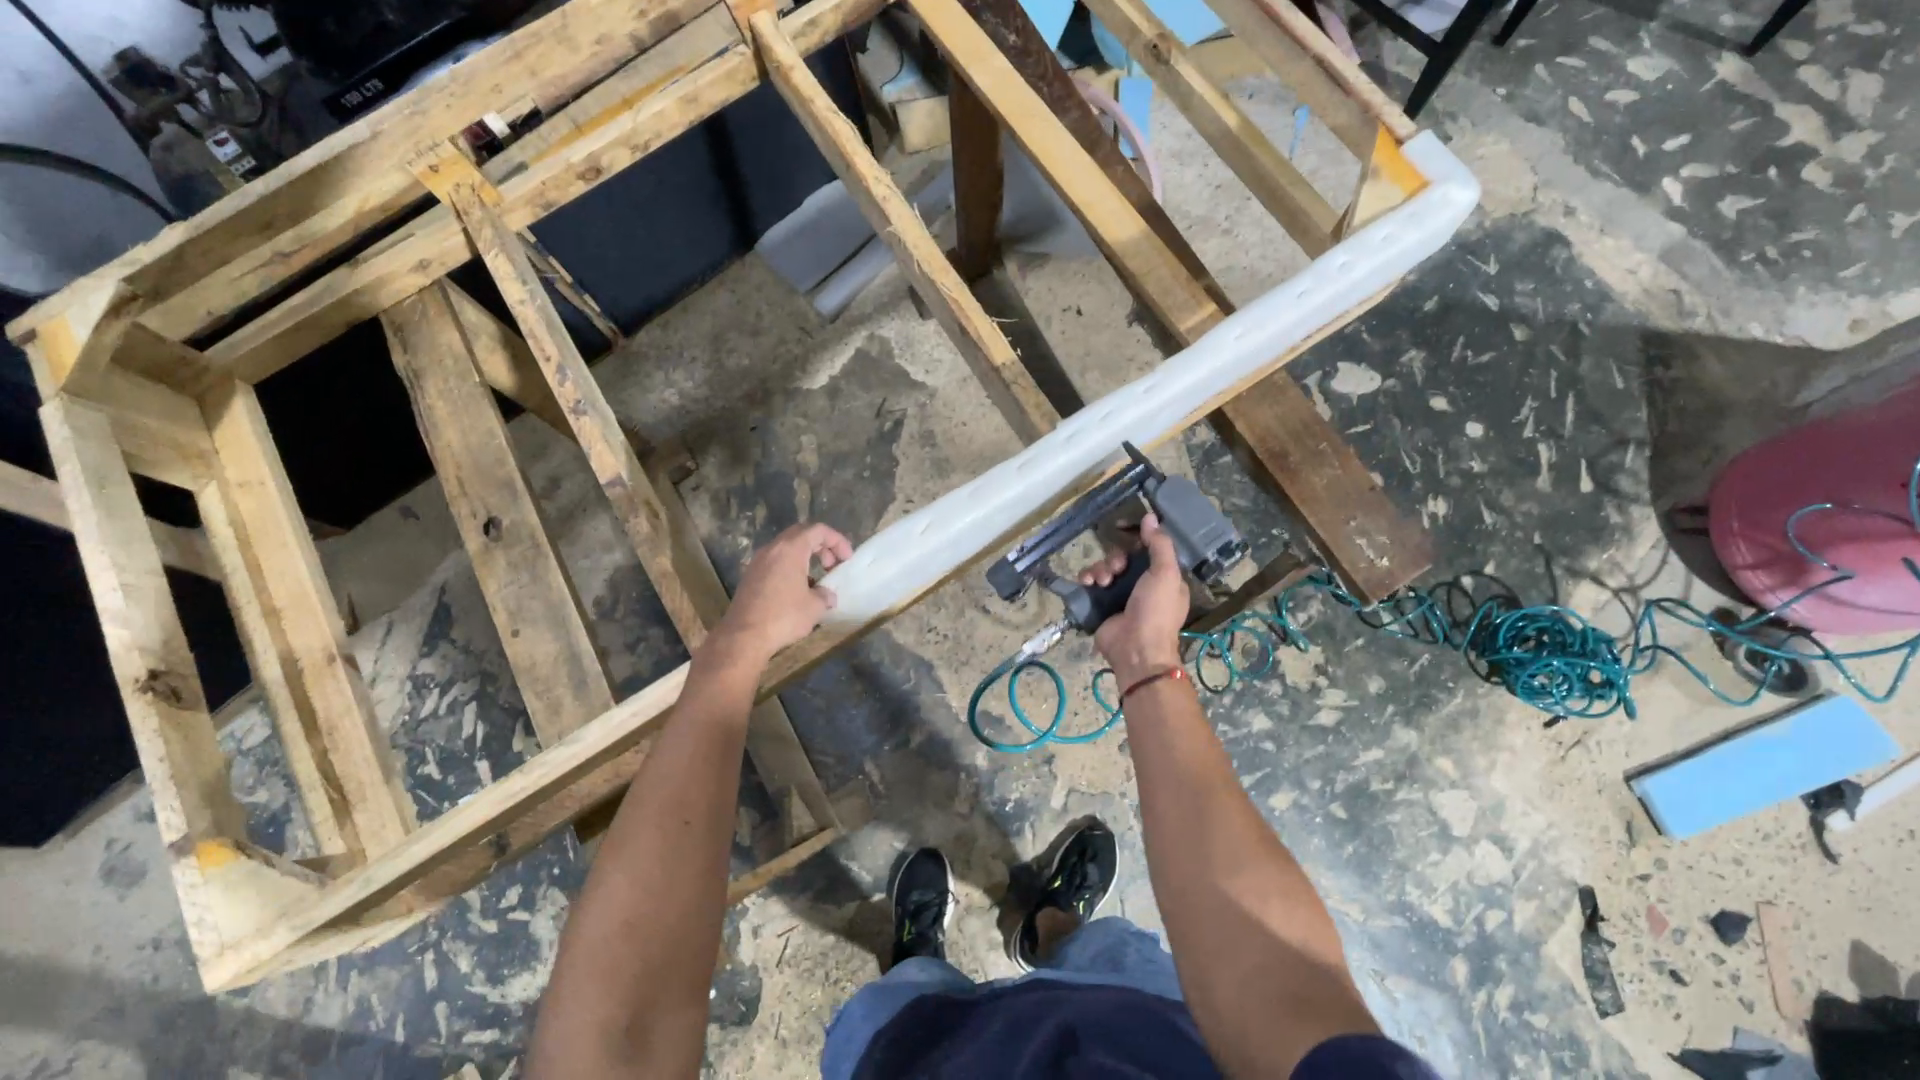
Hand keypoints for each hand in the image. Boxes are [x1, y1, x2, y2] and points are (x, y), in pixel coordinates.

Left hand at [713, 522, 853, 662]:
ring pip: (786, 548)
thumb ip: (825, 595)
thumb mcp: (814, 607)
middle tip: (832, 564)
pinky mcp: (750, 576)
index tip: (847, 559)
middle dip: (821, 545)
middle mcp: (772, 549)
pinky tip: (796, 591)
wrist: (744, 636)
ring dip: (805, 557)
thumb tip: (826, 596)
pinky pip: (775, 562)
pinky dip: (790, 567)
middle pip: (800, 534)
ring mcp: (758, 562)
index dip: (837, 540)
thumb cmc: (784, 616)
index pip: (818, 530)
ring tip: (816, 580)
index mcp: (790, 549)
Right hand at [1087, 513, 1187, 685]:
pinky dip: (1088, 579)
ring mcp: (1121, 597)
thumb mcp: (1165, 573)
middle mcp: (1143, 586)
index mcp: (1164, 578)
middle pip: (1124, 557)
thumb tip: (1150, 517)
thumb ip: (1159, 544)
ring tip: (1101, 582)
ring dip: (1101, 569)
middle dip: (1116, 558)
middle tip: (1116, 568)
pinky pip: (1091, 584)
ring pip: (1106, 569)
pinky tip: (1086, 583)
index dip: (1137, 537)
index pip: (1149, 549)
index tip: (1123, 527)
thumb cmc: (1156, 610)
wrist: (1136, 649)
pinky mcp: (1102, 606)